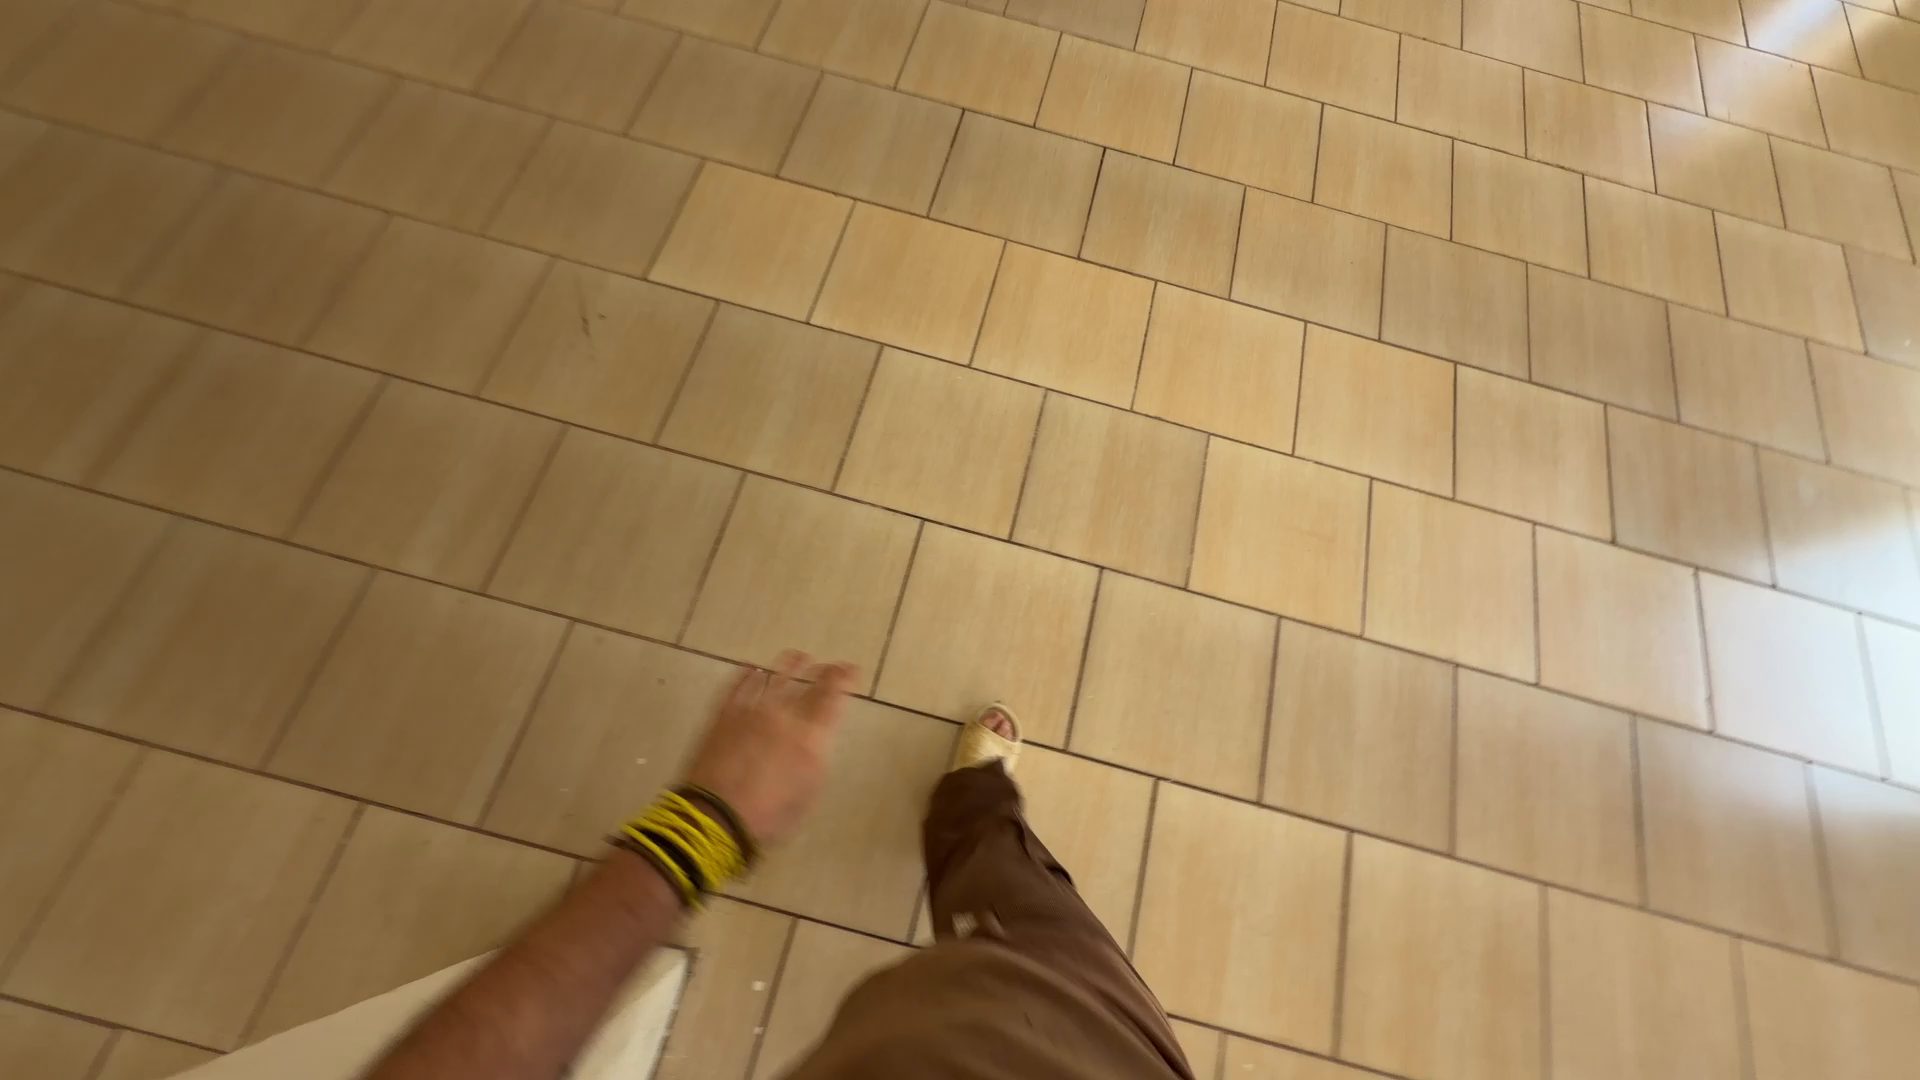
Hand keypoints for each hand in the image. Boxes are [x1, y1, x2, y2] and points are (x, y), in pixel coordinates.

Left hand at [681, 651, 854, 850]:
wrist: (715, 819)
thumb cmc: (768, 817)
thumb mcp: (808, 792)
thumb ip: (816, 758)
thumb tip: (818, 737)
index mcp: (811, 736)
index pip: (833, 695)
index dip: (844, 678)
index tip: (850, 670)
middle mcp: (785, 715)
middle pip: (809, 683)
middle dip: (824, 671)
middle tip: (830, 666)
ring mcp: (752, 710)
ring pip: (776, 675)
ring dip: (790, 664)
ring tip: (798, 657)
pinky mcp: (724, 713)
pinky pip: (738, 684)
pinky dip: (747, 673)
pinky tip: (752, 668)